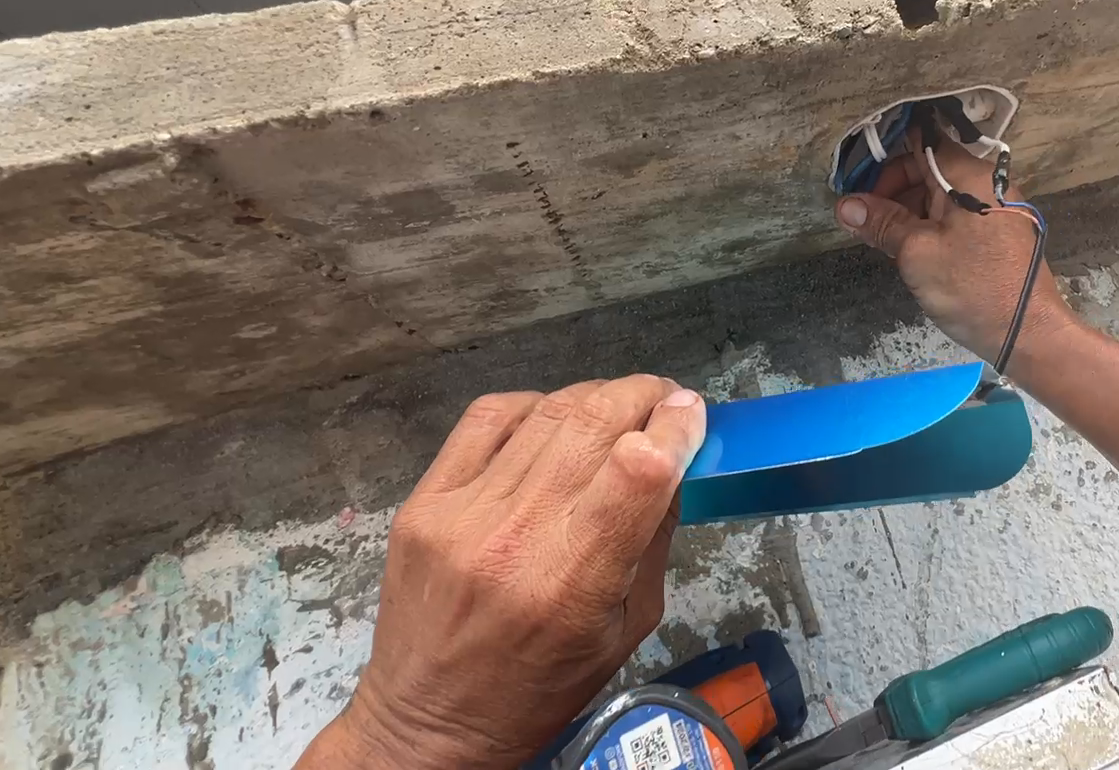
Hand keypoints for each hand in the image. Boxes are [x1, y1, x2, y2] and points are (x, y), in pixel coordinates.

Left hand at [297, 376, 705, 769]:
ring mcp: (464, 513)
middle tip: (664, 400)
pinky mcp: (425, 500)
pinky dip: (537, 403)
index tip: (692, 412)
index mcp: (576, 581)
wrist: (426, 725)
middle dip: (645, 393)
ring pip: (550, 410)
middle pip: (597, 421)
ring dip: (600, 395)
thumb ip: (656, 534)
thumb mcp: (631, 624)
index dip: (677, 424)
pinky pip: (490, 415)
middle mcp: (518, 536)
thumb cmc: (545, 685)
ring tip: (618, 407)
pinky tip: (555, 421)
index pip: (639, 468)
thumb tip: (674, 457)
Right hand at [835, 139, 1076, 368]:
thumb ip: (881, 222)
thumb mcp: (917, 252)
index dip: (883, 153)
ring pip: (939, 191)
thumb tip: (844, 206)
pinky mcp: (996, 230)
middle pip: (927, 164)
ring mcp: (994, 206)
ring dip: (907, 207)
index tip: (855, 178)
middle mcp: (986, 181)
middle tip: (863, 216)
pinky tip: (907, 246)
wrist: (1028, 334)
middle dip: (891, 186)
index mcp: (970, 175)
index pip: (920, 139)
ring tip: (881, 237)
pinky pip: (954, 213)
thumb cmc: (973, 288)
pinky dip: (927, 222)